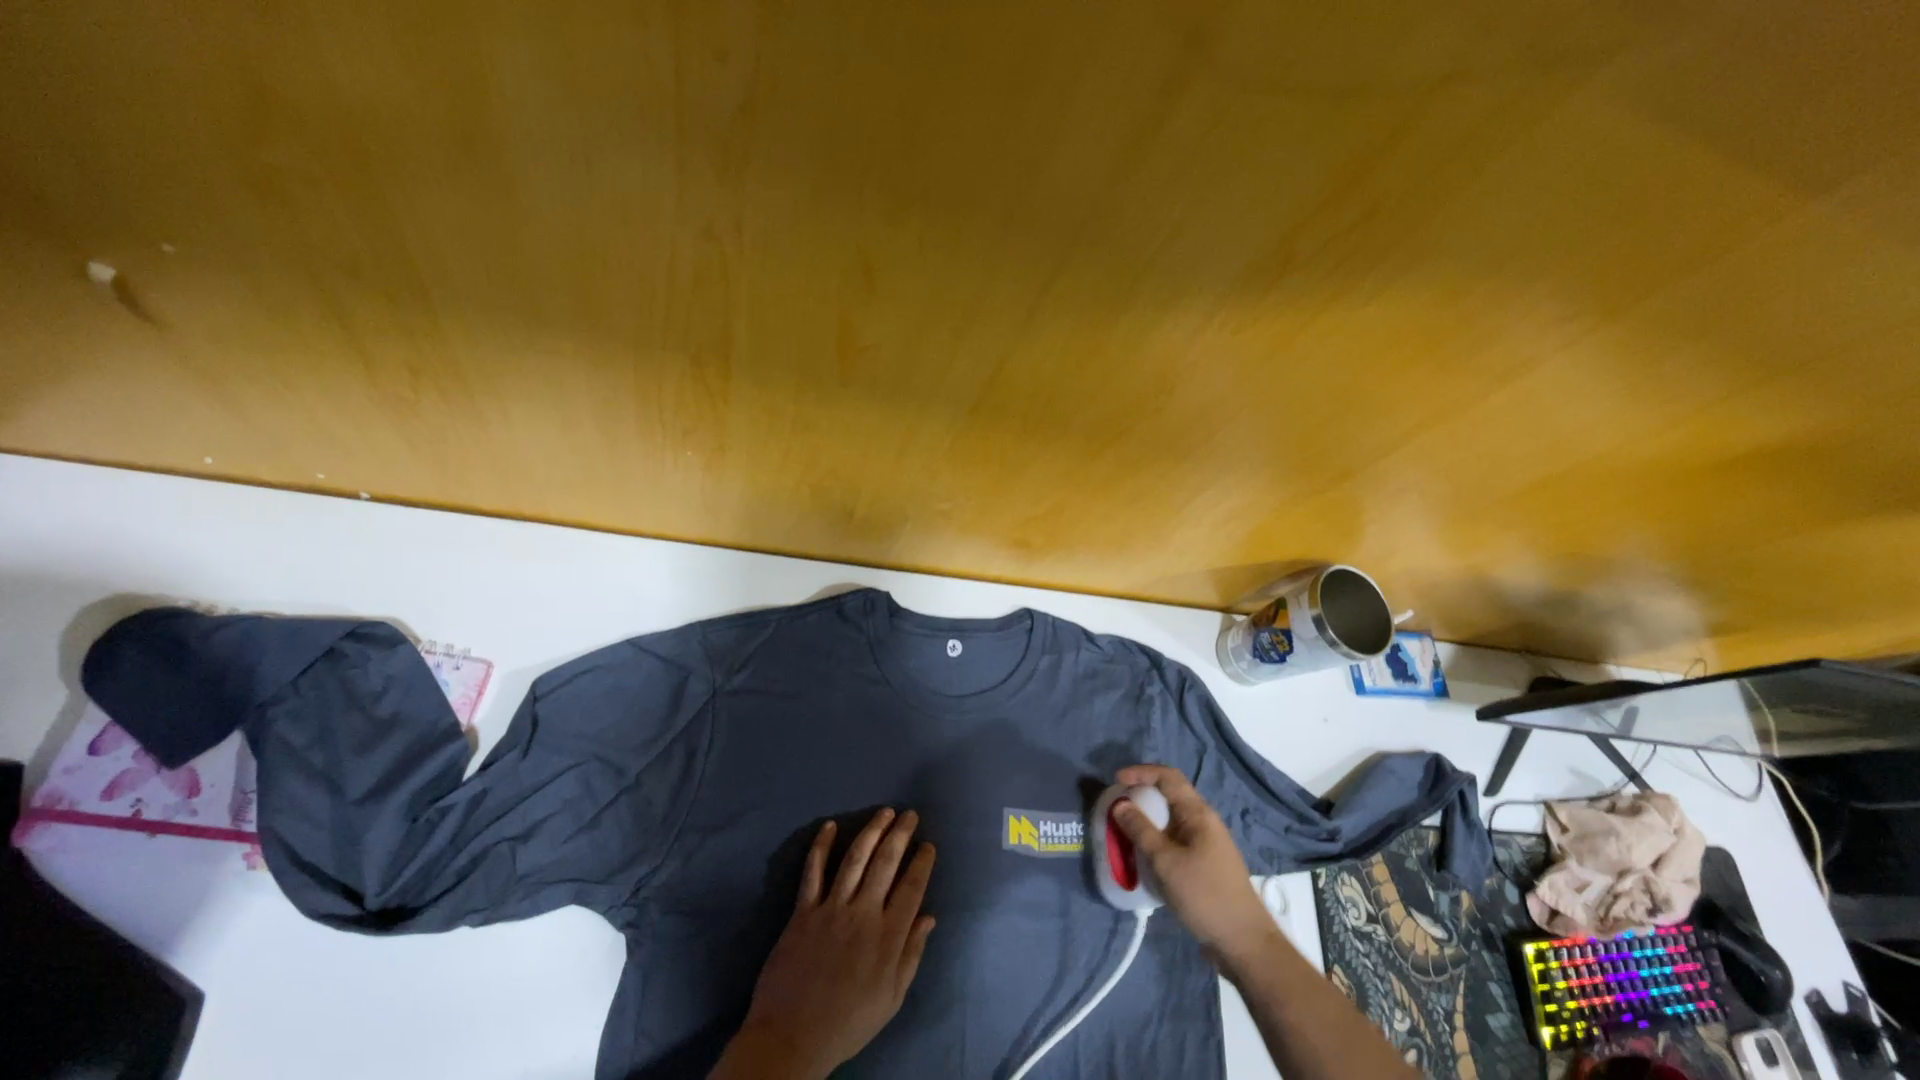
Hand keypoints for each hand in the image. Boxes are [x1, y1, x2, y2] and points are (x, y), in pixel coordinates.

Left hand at [712, 808, 937, 1079]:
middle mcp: (863, 914)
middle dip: (900, 835)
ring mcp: (831, 910)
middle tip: (910, 814)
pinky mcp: (803, 912)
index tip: (928, 844)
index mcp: (889, 937)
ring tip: (884, 813)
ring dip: (871, 831)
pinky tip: (830, 826)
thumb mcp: (892, 997)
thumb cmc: (849, 1022)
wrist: (793, 1037)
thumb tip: (929, 917)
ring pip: (854, 859)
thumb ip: (911, 954)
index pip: (912, 888)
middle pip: (886, 864)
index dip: (922, 863)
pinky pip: (813, 871)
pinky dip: (821, 846)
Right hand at [1111, 765, 1278, 970]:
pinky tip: (1142, 861)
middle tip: (1114, 811)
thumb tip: (1121, 804)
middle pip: (1169, 798)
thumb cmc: (1204, 895)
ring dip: (1146, 824)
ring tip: (1122, 836)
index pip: (1169, 778)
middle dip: (1140, 799)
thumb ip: (1141, 831)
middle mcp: (1204, 823)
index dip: (1141, 773)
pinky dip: (1155, 844)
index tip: (1116, 781)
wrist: (1242, 940)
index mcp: (1199, 814)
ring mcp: (1205, 845)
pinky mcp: (1203, 865)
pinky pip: (1173, 843)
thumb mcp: (1166, 861)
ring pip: (1170, 823)